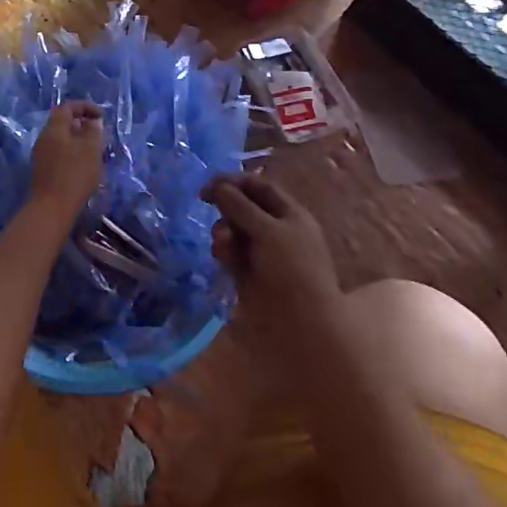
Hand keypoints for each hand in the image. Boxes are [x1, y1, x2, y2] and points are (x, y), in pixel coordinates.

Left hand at [27, 101, 104, 213]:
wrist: (51, 207)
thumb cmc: (74, 175)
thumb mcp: (90, 150)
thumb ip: (93, 131)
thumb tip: (93, 120)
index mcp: (53, 128)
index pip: (67, 107)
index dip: (85, 107)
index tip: (102, 116)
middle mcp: (44, 137)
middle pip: (63, 122)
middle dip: (82, 123)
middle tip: (100, 133)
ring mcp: (41, 152)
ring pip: (61, 138)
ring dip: (79, 139)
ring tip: (96, 150)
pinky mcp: (43, 167)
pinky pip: (59, 151)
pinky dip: (73, 151)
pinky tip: (84, 164)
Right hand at [205, 176, 340, 326]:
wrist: (299, 323)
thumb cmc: (291, 269)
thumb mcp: (268, 230)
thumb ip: (240, 205)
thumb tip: (218, 185)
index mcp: (291, 215)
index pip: (260, 187)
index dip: (235, 182)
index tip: (208, 186)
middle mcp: (276, 230)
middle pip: (242, 207)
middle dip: (226, 208)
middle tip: (208, 208)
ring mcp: (262, 252)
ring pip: (232, 229)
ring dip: (223, 231)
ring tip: (223, 244)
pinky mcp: (247, 271)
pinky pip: (229, 251)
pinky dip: (224, 251)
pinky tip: (224, 260)